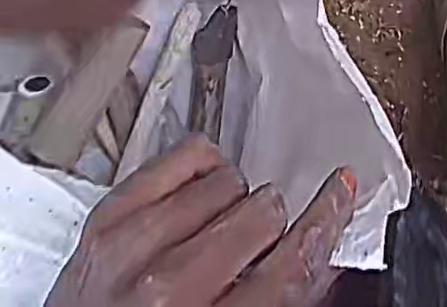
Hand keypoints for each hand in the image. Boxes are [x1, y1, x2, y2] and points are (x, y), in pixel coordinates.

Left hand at [46, 136, 357, 306]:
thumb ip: (277, 300)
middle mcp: (166, 293)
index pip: (290, 265)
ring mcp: (130, 249)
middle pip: (261, 214)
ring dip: (232, 202)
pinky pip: (185, 155)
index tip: (339, 190)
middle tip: (250, 247)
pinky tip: (196, 196)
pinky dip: (202, 170)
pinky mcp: (107, 216)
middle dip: (267, 227)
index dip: (326, 218)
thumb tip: (319, 251)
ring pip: (227, 180)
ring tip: (213, 230)